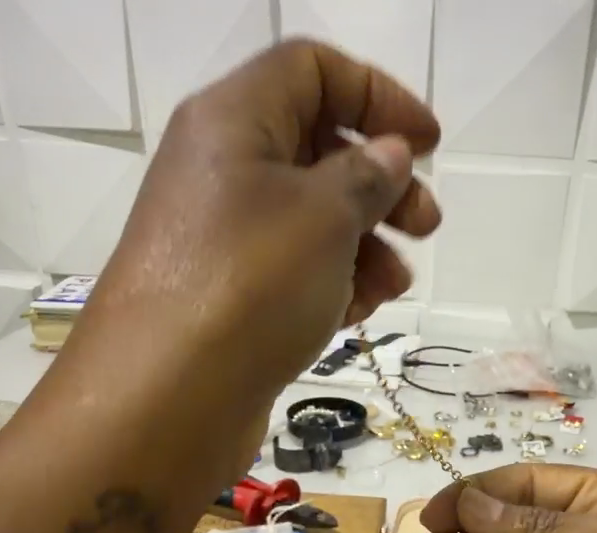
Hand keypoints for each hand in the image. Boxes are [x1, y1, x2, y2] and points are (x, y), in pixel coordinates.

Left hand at [88, 41, 441, 394]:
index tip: (430, 144)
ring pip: (311, 217)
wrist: (166, 397)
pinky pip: (292, 269)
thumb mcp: (325, 217)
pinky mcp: (230, 295)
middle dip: (382, 184)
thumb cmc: (250, 285)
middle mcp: (222, 169)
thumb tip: (389, 156)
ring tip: (397, 285)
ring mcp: (223, 237)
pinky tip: (360, 312)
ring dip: (367, 243)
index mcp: (235, 120)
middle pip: (317, 147)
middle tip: (427, 227)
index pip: (313, 70)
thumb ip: (368, 176)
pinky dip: (333, 281)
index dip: (379, 95)